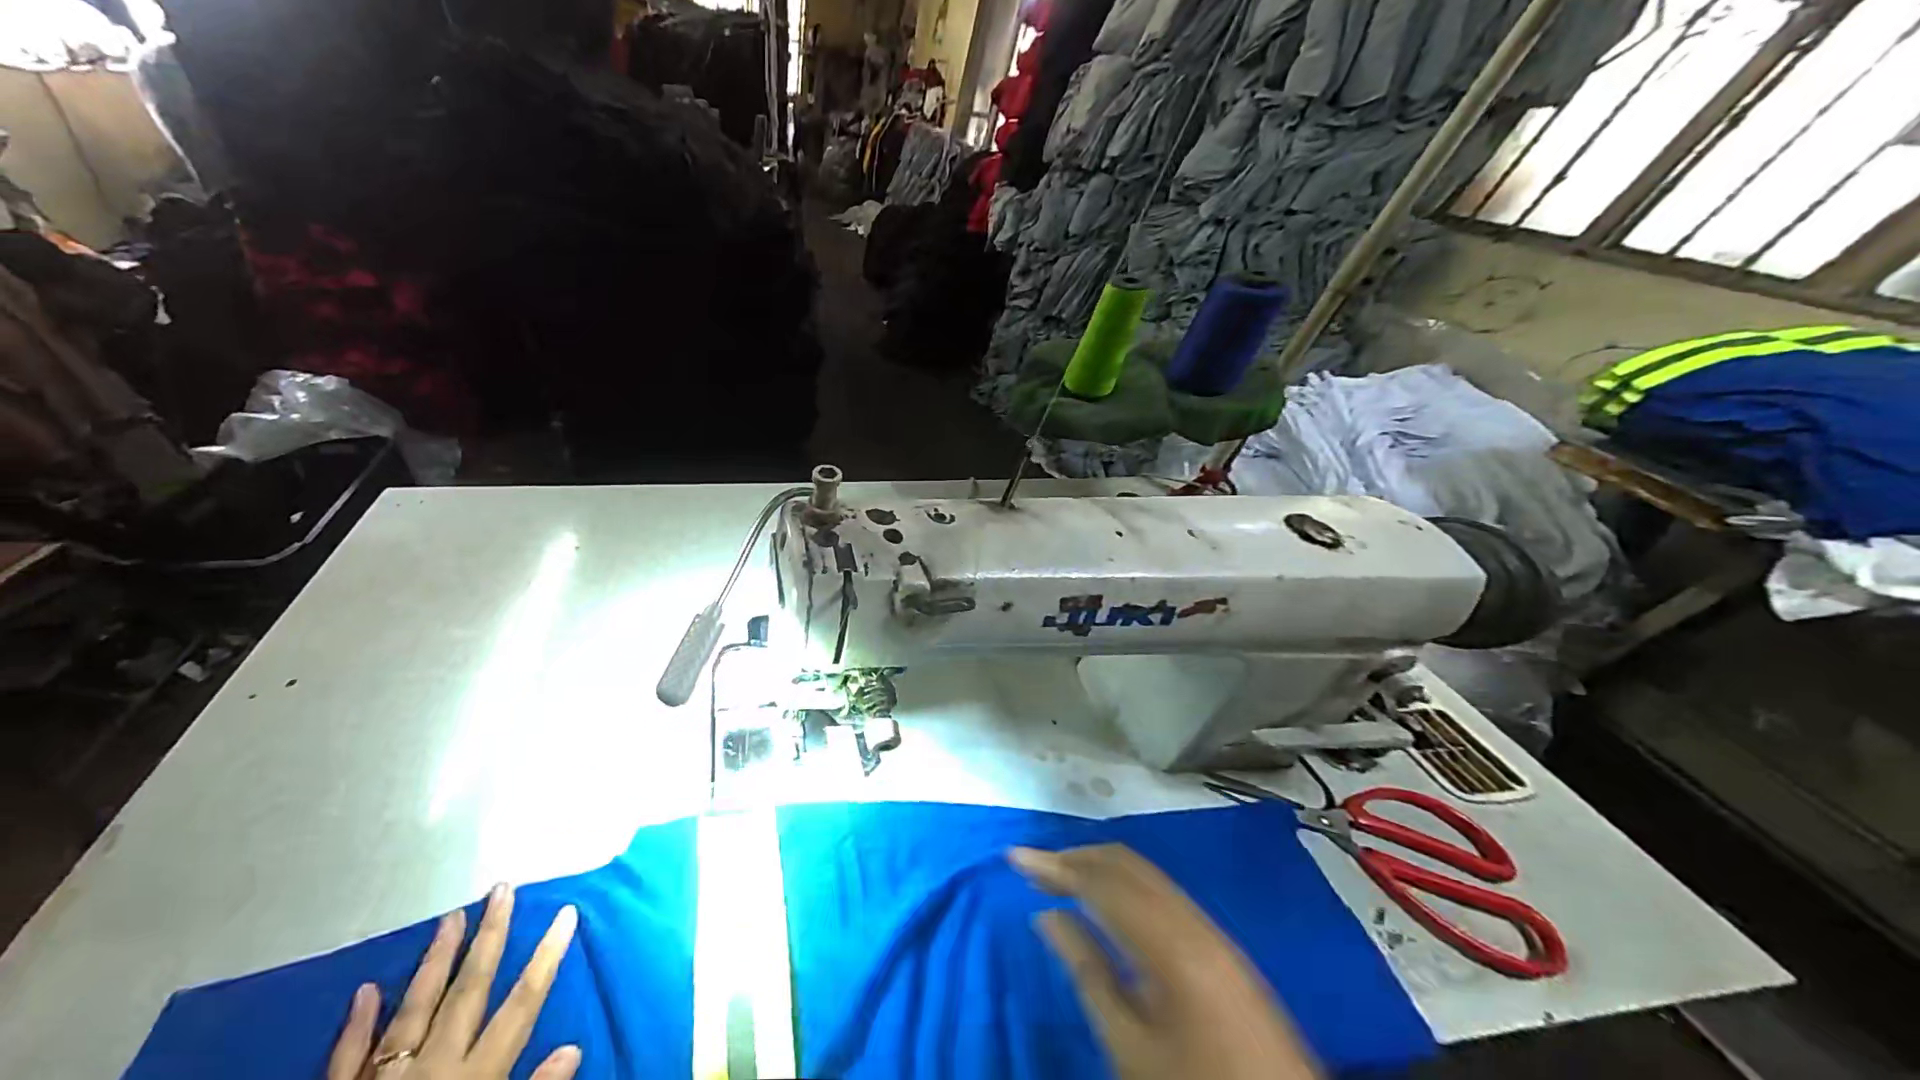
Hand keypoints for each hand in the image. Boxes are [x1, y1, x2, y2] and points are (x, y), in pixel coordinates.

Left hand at [327, 883, 581, 1079]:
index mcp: (474, 1078)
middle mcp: (432, 1067)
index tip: (565, 915)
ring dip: (435, 961)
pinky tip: (367, 989)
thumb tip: (572, 1048)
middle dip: (489, 939)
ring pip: (414, 1008)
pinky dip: (358, 1022)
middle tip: (502, 890)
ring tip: (450, 916)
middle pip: (468, 992)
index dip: (546, 959)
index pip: (520, 1007)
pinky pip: (346, 1056)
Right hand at [1010, 844, 1320, 1079]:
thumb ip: (1087, 971)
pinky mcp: (1218, 942)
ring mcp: (1209, 928)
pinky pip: (1160, 891)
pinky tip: (1104, 900)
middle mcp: (1190, 919)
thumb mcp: (1129, 1044)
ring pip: (1144, 873)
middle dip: (1076, 857)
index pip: (1101, 882)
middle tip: (1033, 867)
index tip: (1014, 857)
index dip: (1055, 865)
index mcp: (1167, 941)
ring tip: (1059, 877)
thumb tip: (1048, 916)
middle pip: (1125, 864)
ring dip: (1099, 867)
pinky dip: (1124, 883)